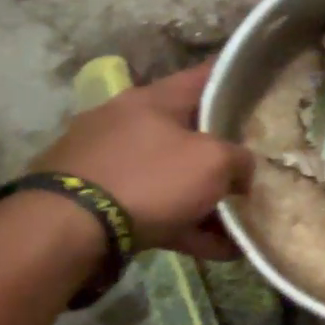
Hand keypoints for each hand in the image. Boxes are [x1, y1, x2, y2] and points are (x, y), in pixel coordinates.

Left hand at [32, 63, 253, 259]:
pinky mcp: (94, 198)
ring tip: (238, 223)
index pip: (203, 77)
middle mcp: (124, 122)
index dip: (233, 76)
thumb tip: (241, 169)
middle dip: (221, 151)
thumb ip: (240, 159)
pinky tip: (217, 249)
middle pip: (187, 131)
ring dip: (205, 197)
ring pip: (171, 174)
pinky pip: (154, 207)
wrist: (68, 229)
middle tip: (253, 165)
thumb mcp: (216, 162)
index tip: (256, 78)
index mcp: (152, 101)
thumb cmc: (152, 179)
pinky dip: (185, 223)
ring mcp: (105, 161)